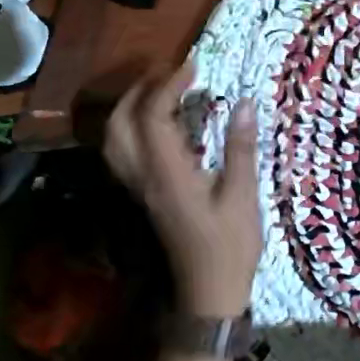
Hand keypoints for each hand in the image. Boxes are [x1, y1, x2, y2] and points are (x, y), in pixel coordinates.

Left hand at [104, 64, 263, 316]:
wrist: (207, 294)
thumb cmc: (229, 246)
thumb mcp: (242, 196)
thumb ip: (240, 148)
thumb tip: (245, 103)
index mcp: (167, 174)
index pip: (153, 116)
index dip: (168, 84)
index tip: (193, 65)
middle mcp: (143, 177)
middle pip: (120, 123)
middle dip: (140, 89)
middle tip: (172, 73)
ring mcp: (138, 188)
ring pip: (114, 139)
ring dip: (130, 107)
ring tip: (161, 90)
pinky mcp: (143, 196)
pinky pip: (123, 152)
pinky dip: (132, 127)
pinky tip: (159, 124)